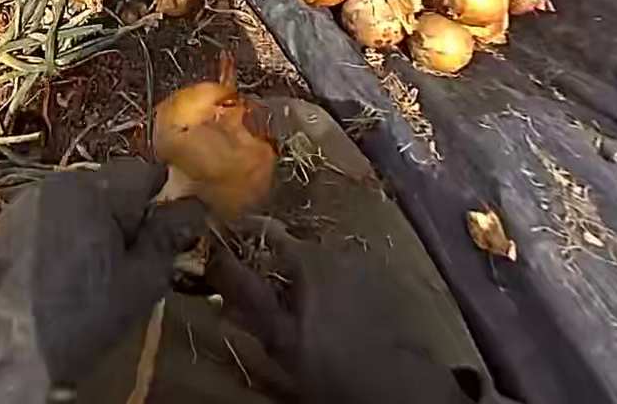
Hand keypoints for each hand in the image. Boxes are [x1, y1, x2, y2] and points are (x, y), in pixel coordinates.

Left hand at [0, 160, 206, 394]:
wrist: (2, 346)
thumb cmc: (79, 315)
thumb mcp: (138, 283)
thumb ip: (167, 237)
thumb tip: (196, 206)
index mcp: (99, 189)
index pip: (146, 171)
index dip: (162, 195)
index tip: (168, 226)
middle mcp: (66, 179)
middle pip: (114, 182)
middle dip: (128, 210)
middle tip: (130, 257)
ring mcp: (36, 193)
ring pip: (85, 195)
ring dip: (97, 218)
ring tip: (96, 265)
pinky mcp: (15, 213)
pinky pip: (57, 208)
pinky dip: (69, 226)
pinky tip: (65, 264)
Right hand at [207, 223, 485, 403]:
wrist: (402, 389)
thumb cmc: (334, 363)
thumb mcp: (282, 337)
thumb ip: (247, 293)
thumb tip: (214, 256)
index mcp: (306, 256)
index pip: (265, 229)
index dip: (243, 233)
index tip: (224, 243)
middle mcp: (334, 248)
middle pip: (293, 249)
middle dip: (277, 268)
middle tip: (269, 299)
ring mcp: (362, 262)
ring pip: (320, 264)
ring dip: (308, 281)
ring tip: (306, 315)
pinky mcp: (384, 282)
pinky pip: (346, 277)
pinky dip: (335, 290)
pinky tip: (336, 319)